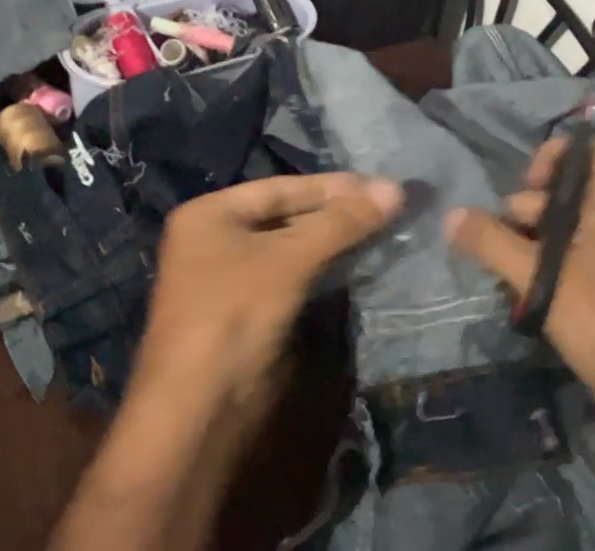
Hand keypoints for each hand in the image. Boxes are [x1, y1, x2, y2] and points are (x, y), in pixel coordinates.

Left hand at [138, 173, 402, 411]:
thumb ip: (341, 223)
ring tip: (386, 231)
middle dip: (336, 214)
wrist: (199, 409)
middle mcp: (216, 239)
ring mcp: (232, 279)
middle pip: (286, 217)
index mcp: (209, 214)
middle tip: (391, 208)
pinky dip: (325, 270)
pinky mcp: (250, 314)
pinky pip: (293, 279)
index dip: (331, 187)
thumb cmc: (233, 314)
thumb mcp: (289, 260)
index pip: (280, 188)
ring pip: (293, 249)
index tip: (382, 184)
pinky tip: (360, 264)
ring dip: (335, 242)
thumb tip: (396, 188)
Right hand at [445, 137, 594, 396]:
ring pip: (560, 226)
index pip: (584, 148)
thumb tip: (450, 216)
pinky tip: (526, 292)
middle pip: (562, 188)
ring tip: (511, 276)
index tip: (523, 189)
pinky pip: (568, 254)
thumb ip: (491, 241)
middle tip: (510, 244)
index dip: (549, 158)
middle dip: (526, 211)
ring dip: (528, 244)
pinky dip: (545, 265)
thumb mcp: (541, 276)